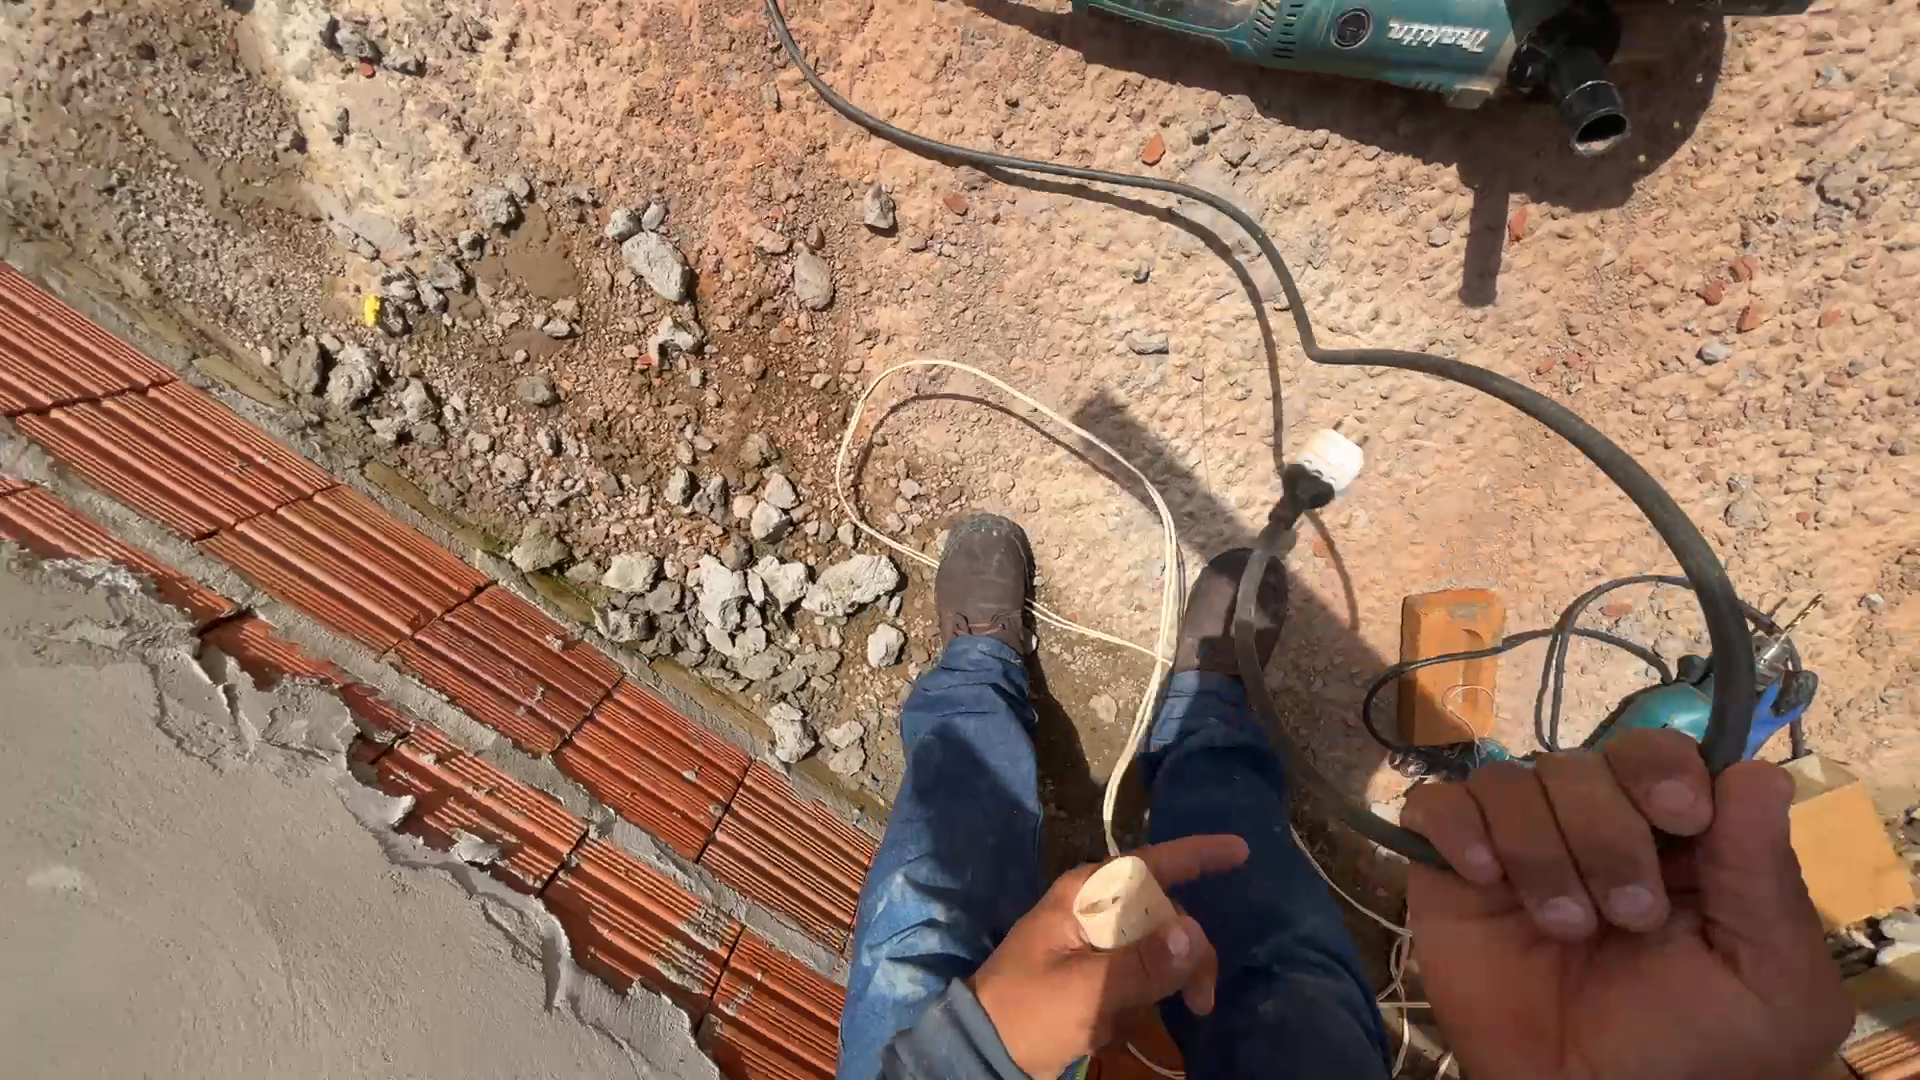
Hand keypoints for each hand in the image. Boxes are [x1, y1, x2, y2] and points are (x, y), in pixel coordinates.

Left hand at [970, 835, 1248, 1075]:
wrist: (985, 1047)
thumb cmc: (1028, 1010)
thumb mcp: (1084, 991)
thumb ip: (1140, 963)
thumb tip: (1195, 931)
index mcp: (1086, 894)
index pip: (1150, 863)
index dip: (1196, 854)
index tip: (1241, 850)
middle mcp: (1096, 906)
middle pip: (1165, 910)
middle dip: (1191, 949)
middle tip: (1201, 1001)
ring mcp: (1097, 938)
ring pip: (1159, 942)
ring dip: (1176, 975)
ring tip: (1188, 1013)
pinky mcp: (1099, 969)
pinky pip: (1142, 968)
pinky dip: (1153, 991)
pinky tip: (1134, 1020)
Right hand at [1403, 729, 1850, 1079]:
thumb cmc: (1689, 1048)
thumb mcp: (1765, 982)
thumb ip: (1760, 879)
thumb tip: (1758, 772)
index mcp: (1667, 838)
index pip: (1655, 752)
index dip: (1660, 768)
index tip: (1679, 816)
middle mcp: (1582, 820)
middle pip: (1576, 763)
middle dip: (1605, 837)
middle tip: (1626, 917)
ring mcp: (1505, 833)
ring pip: (1505, 780)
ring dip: (1537, 851)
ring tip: (1558, 924)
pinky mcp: (1441, 853)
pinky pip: (1435, 802)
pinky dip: (1458, 830)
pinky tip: (1481, 879)